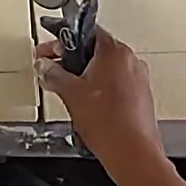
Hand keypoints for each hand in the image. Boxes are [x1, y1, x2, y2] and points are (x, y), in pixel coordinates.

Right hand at [36, 28, 164, 172]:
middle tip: (53, 68)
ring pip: (106, 67)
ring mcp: (138, 78)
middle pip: (95, 49)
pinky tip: (86, 103)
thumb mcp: (70, 93)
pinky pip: (116, 83)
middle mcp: (130, 60)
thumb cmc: (108, 122)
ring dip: (85, 74)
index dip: (63, 39)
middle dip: (72, 59)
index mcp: (114, 51)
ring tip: (67, 89)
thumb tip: (44, 66)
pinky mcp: (140, 96)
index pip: (86, 31)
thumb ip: (54, 74)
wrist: (132, 154)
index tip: (50, 49)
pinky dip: (99, 87)